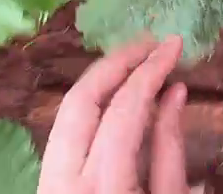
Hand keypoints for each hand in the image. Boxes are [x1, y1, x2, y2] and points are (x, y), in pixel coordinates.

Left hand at [38, 36, 189, 193]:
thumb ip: (170, 150)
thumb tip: (176, 90)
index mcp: (101, 186)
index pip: (124, 109)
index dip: (151, 69)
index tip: (175, 43)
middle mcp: (63, 181)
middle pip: (81, 100)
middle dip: (117, 62)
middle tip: (150, 43)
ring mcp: (48, 182)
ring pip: (67, 112)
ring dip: (102, 79)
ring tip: (137, 61)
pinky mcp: (46, 184)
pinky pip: (67, 131)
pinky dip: (93, 105)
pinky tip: (119, 95)